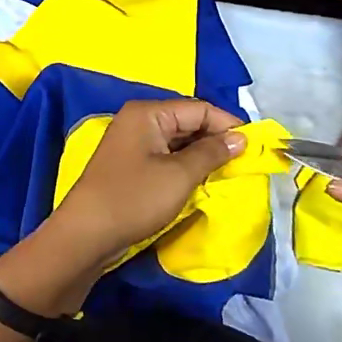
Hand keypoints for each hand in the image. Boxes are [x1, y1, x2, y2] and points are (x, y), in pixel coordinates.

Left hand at [0, 100, 244, 316]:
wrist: (86, 233)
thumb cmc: (134, 198)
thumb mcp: (179, 176)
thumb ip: (211, 153)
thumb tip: (240, 138)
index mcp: (147, 112)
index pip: (198, 108)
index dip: (228, 124)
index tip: (255, 146)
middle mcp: (138, 119)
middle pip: (187, 121)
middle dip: (216, 139)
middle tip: (245, 162)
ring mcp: (132, 141)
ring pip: (177, 140)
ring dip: (202, 154)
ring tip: (228, 172)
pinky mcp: (130, 163)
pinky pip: (165, 155)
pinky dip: (185, 165)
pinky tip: (201, 180)